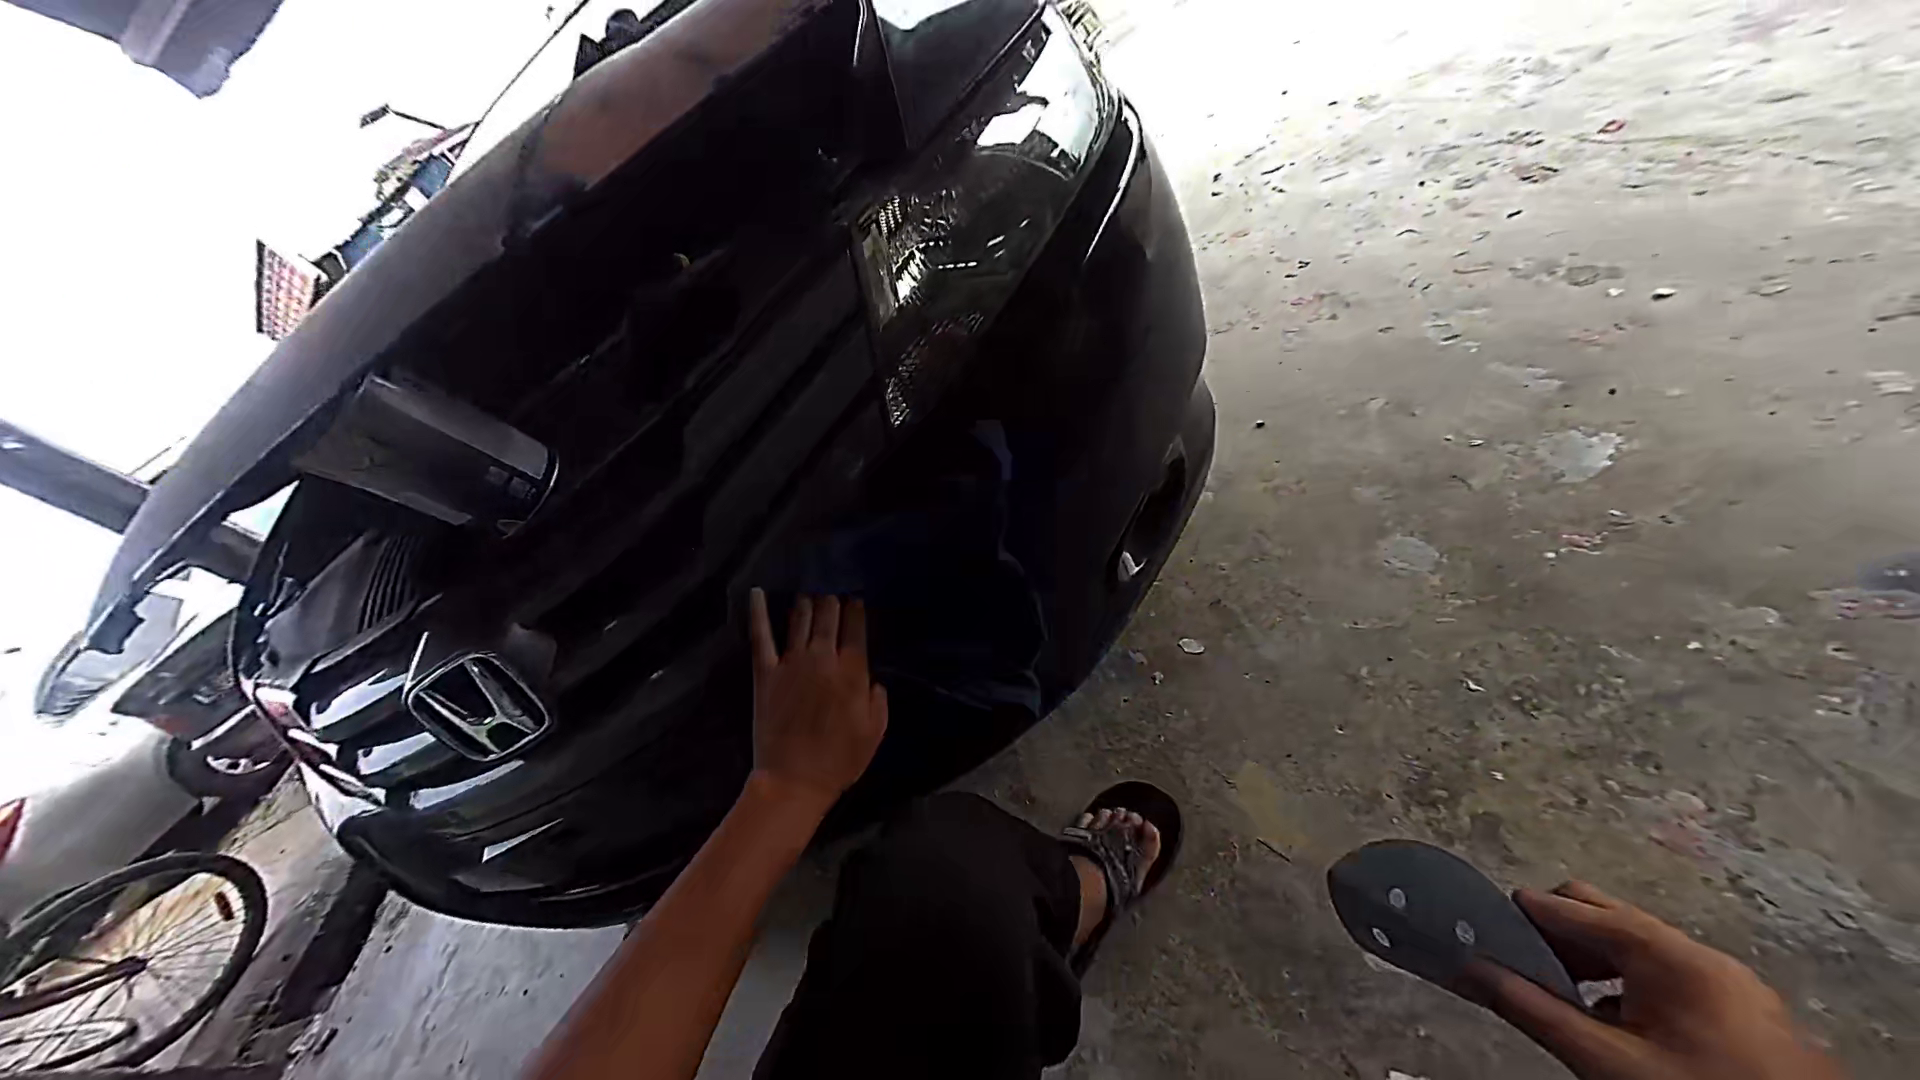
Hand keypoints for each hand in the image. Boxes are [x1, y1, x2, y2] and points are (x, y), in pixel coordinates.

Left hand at [746, 589, 887, 813]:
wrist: (794, 781)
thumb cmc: (840, 760)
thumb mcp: (875, 732)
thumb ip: (879, 700)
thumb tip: (873, 680)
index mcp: (852, 671)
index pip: (856, 627)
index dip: (857, 609)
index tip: (856, 599)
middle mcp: (823, 658)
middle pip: (829, 614)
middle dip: (833, 599)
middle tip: (833, 592)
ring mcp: (792, 662)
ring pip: (800, 618)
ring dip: (807, 601)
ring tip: (810, 592)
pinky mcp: (766, 672)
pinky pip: (761, 635)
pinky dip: (758, 612)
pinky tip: (756, 592)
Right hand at [1471, 881, 1845, 1079]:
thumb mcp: (1605, 1060)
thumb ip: (1528, 1007)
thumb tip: (1463, 967)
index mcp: (1664, 951)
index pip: (1561, 904)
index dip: (1517, 919)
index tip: (1486, 940)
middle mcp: (1697, 953)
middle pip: (1597, 910)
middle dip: (1554, 933)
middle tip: (1528, 969)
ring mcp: (1727, 982)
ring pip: (1628, 941)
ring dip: (1586, 959)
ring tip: (1565, 997)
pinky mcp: (1742, 1010)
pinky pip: (1659, 971)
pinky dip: (1622, 982)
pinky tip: (1613, 1022)